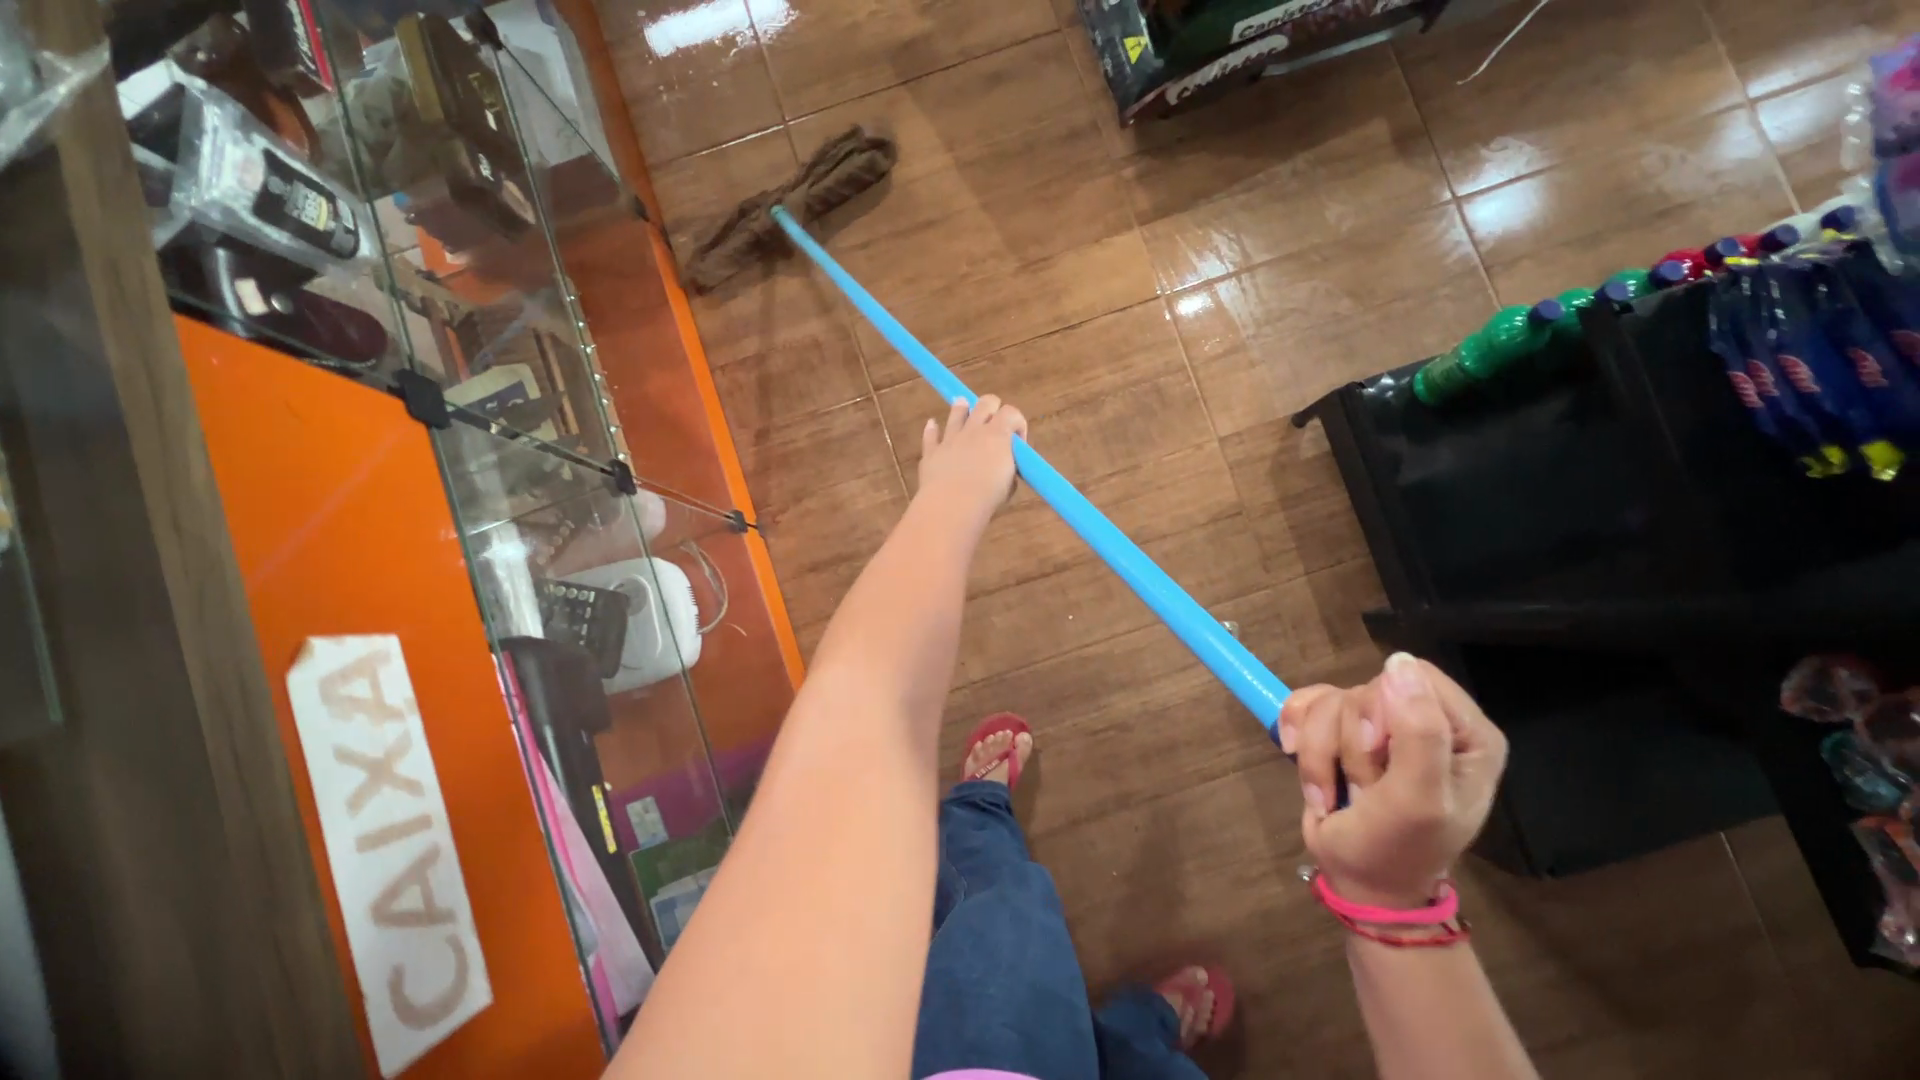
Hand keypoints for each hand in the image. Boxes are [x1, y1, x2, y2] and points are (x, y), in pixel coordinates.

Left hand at [916, 396, 1026, 525]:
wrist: (953, 504)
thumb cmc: (988, 496)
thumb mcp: (1009, 484)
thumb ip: (1008, 469)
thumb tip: (1005, 468)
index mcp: (997, 435)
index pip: (1011, 413)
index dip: (1018, 423)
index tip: (1018, 442)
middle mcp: (974, 430)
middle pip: (985, 403)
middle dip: (992, 408)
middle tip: (994, 422)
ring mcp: (951, 438)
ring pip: (956, 413)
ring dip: (961, 408)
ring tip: (963, 405)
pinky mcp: (932, 451)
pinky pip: (931, 435)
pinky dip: (932, 429)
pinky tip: (932, 424)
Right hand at [1278, 653, 1507, 908]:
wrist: (1360, 883)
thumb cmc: (1400, 848)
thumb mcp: (1419, 799)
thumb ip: (1419, 732)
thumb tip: (1397, 664)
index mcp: (1465, 733)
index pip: (1416, 678)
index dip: (1387, 709)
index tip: (1381, 756)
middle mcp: (1425, 722)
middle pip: (1366, 691)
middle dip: (1351, 743)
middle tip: (1365, 788)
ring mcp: (1379, 727)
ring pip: (1330, 702)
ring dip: (1321, 754)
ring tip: (1336, 793)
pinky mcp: (1337, 733)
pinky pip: (1305, 707)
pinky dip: (1299, 741)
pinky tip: (1305, 766)